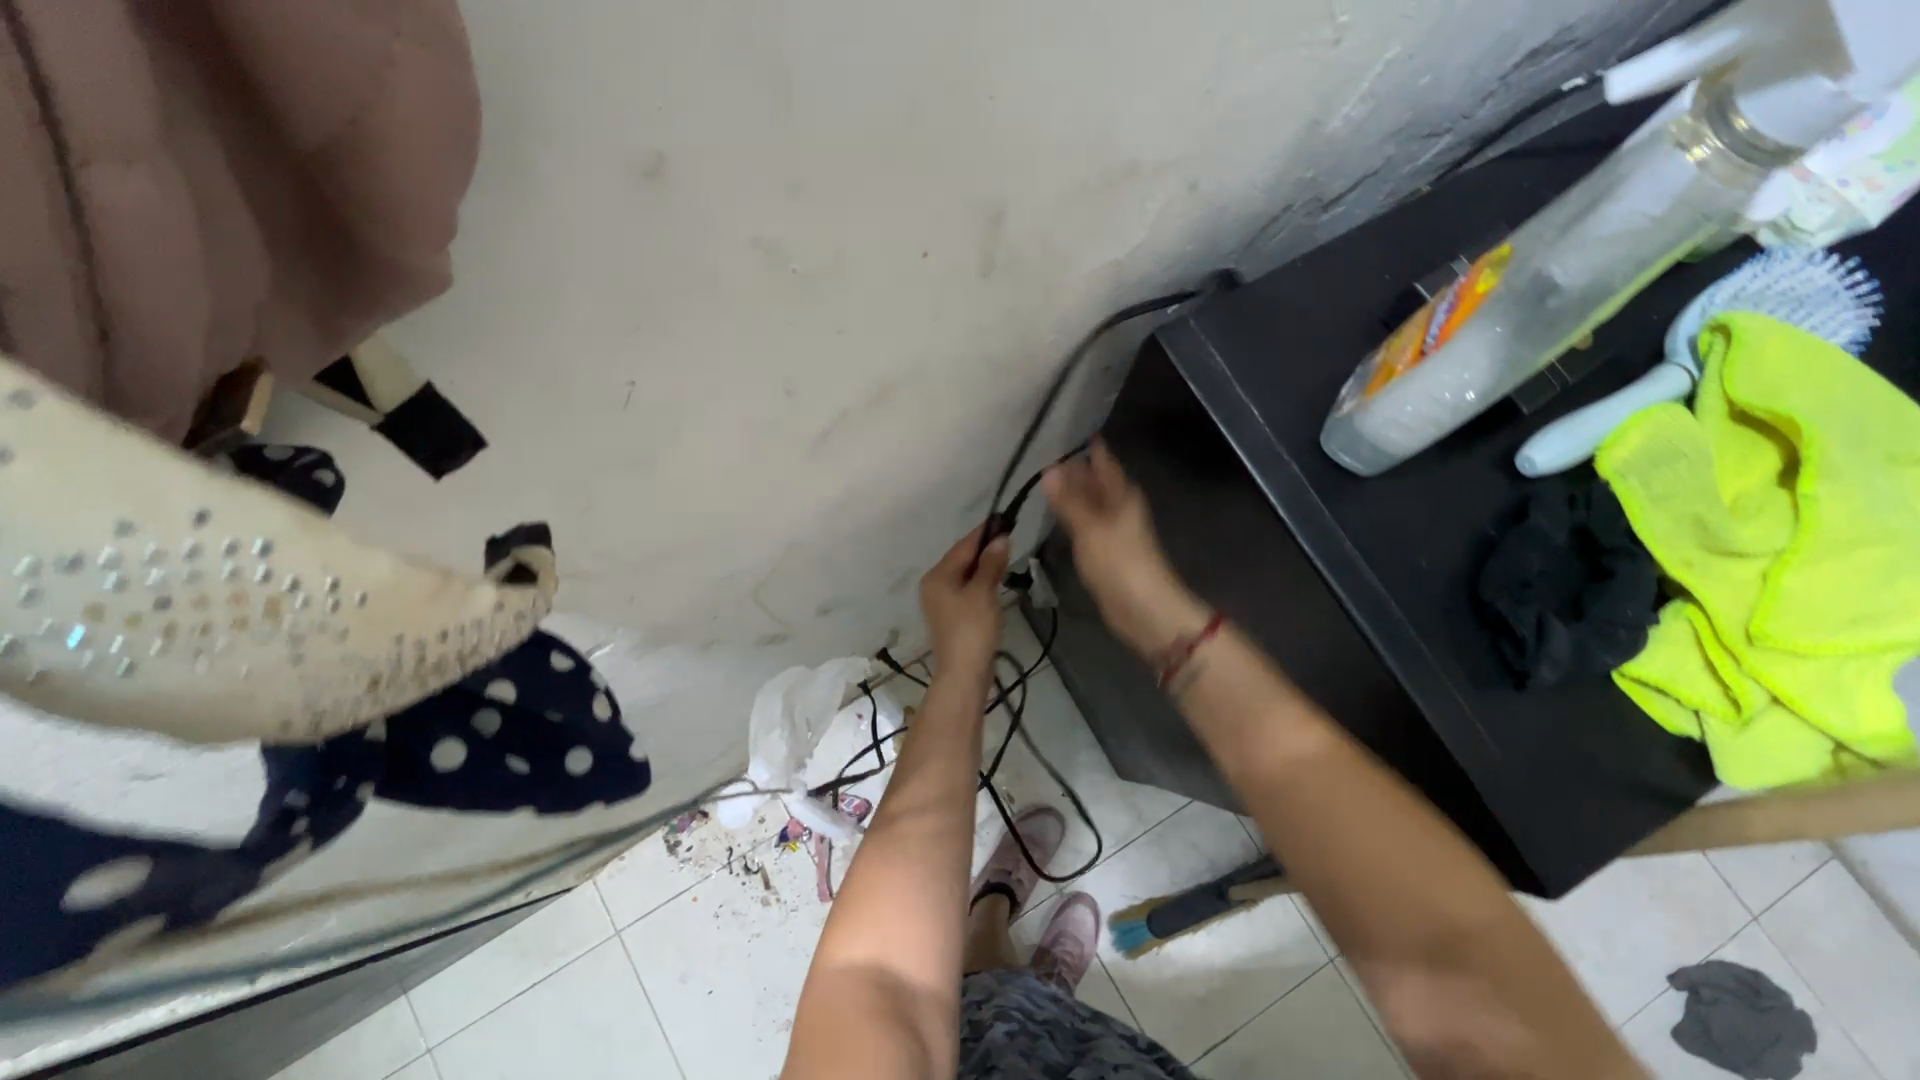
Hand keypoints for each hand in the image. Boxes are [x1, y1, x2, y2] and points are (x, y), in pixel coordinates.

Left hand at [920, 525, 1009, 675]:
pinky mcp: (951, 615)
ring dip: (984, 565)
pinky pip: (966, 589)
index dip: (984, 532)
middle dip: (984, 548)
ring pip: (964, 574)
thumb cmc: (972, 629)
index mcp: (937, 576)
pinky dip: (981, 581)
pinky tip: (996, 579)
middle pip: (961, 559)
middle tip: (1009, 535)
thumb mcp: (983, 592)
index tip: (1003, 518)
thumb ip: (991, 564)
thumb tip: (1000, 538)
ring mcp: (941, 602)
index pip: (963, 546)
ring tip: (1006, 554)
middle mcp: (934, 585)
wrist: (963, 673)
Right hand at [1042, 440, 1205, 655]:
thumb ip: (1069, 499)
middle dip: (1072, 466)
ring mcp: (1111, 528)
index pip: (1101, 458)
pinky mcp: (1103, 550)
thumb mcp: (1090, 528)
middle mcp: (1118, 505)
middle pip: (1094, 479)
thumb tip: (1049, 468)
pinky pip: (1084, 523)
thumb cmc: (1120, 563)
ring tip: (1038, 476)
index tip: (1058, 425)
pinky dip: (1069, 514)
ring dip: (1069, 491)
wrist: (1142, 609)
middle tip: (1038, 449)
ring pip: (1088, 501)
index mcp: (1121, 493)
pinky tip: (1053, 511)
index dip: (1084, 443)